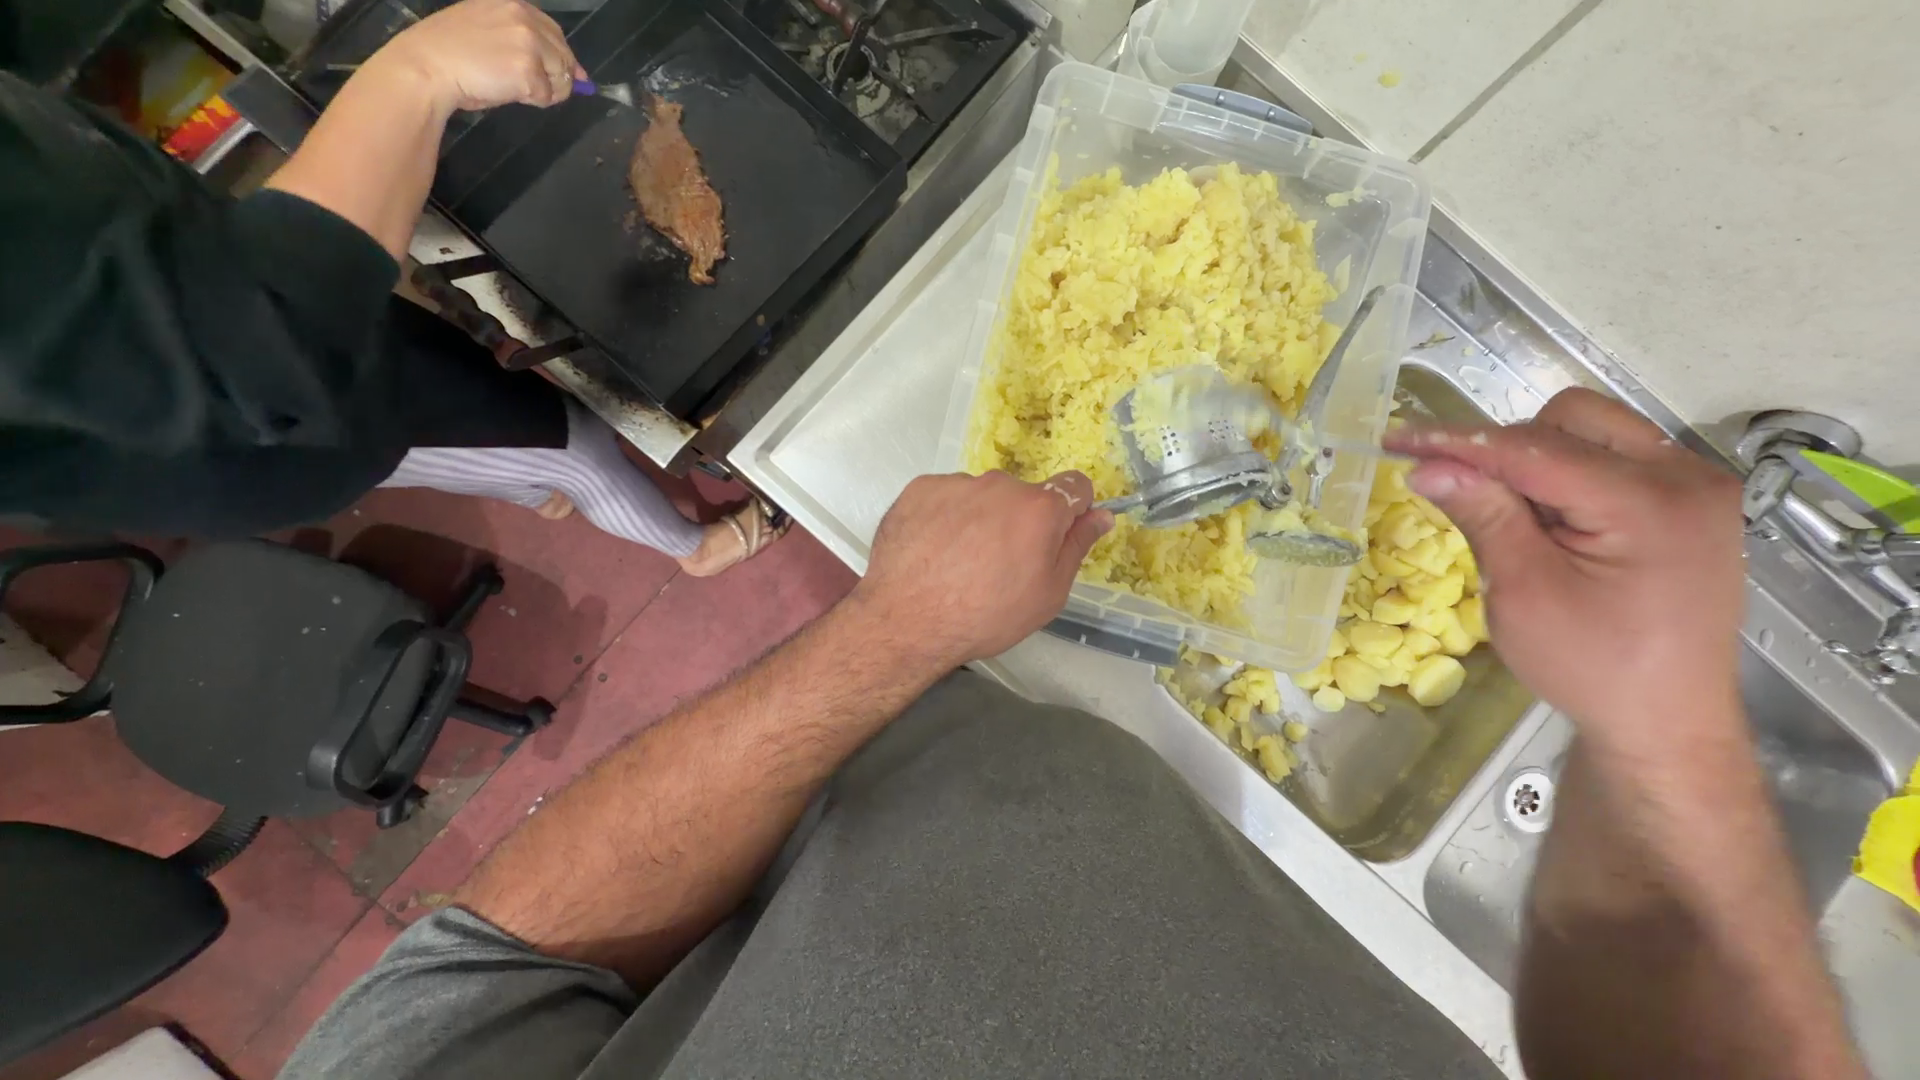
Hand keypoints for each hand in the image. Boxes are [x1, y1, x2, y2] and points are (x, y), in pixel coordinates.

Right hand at [369, 0, 583, 112]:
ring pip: (560, 78)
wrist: (428, 66)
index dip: (563, 55)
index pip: (553, 31)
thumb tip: (572, 70)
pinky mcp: (529, 70)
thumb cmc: (452, 52)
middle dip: (557, 77)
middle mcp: (522, 16)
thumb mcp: (487, 28)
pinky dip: (533, 101)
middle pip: (563, 55)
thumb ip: (524, 40)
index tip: (571, 74)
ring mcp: (528, 42)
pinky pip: (547, 96)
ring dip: (545, 90)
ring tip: (512, 85)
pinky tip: (508, 92)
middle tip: (533, 87)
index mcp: (511, 2)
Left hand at [853, 471, 1112, 669]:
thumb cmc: (987, 616)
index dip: (1071, 511)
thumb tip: (1101, 516)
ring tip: (959, 563)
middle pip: (1023, 496)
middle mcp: (1000, 485)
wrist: (907, 620)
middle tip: (999, 566)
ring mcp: (956, 484)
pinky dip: (945, 518)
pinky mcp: (920, 489)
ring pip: (982, 497)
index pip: (1074, 486)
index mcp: (1040, 509)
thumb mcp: (1047, 594)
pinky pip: (946, 498)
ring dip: (980, 519)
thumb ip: (1076, 547)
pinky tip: (934, 552)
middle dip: (1019, 522)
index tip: (1055, 537)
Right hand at [1383, 388, 1744, 733]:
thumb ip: (1483, 516)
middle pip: (1571, 420)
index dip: (1457, 441)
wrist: (1664, 720)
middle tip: (1467, 495)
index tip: (1398, 440)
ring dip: (1536, 459)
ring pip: (1593, 432)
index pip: (1532, 448)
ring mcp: (1695, 488)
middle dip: (1506, 448)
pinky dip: (1565, 475)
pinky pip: (1614, 459)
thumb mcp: (1522, 592)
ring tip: (1515, 517)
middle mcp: (1686, 478)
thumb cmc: (1591, 665)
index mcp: (1648, 503)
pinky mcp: (1689, 504)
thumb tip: (1429, 466)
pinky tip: (1550, 522)